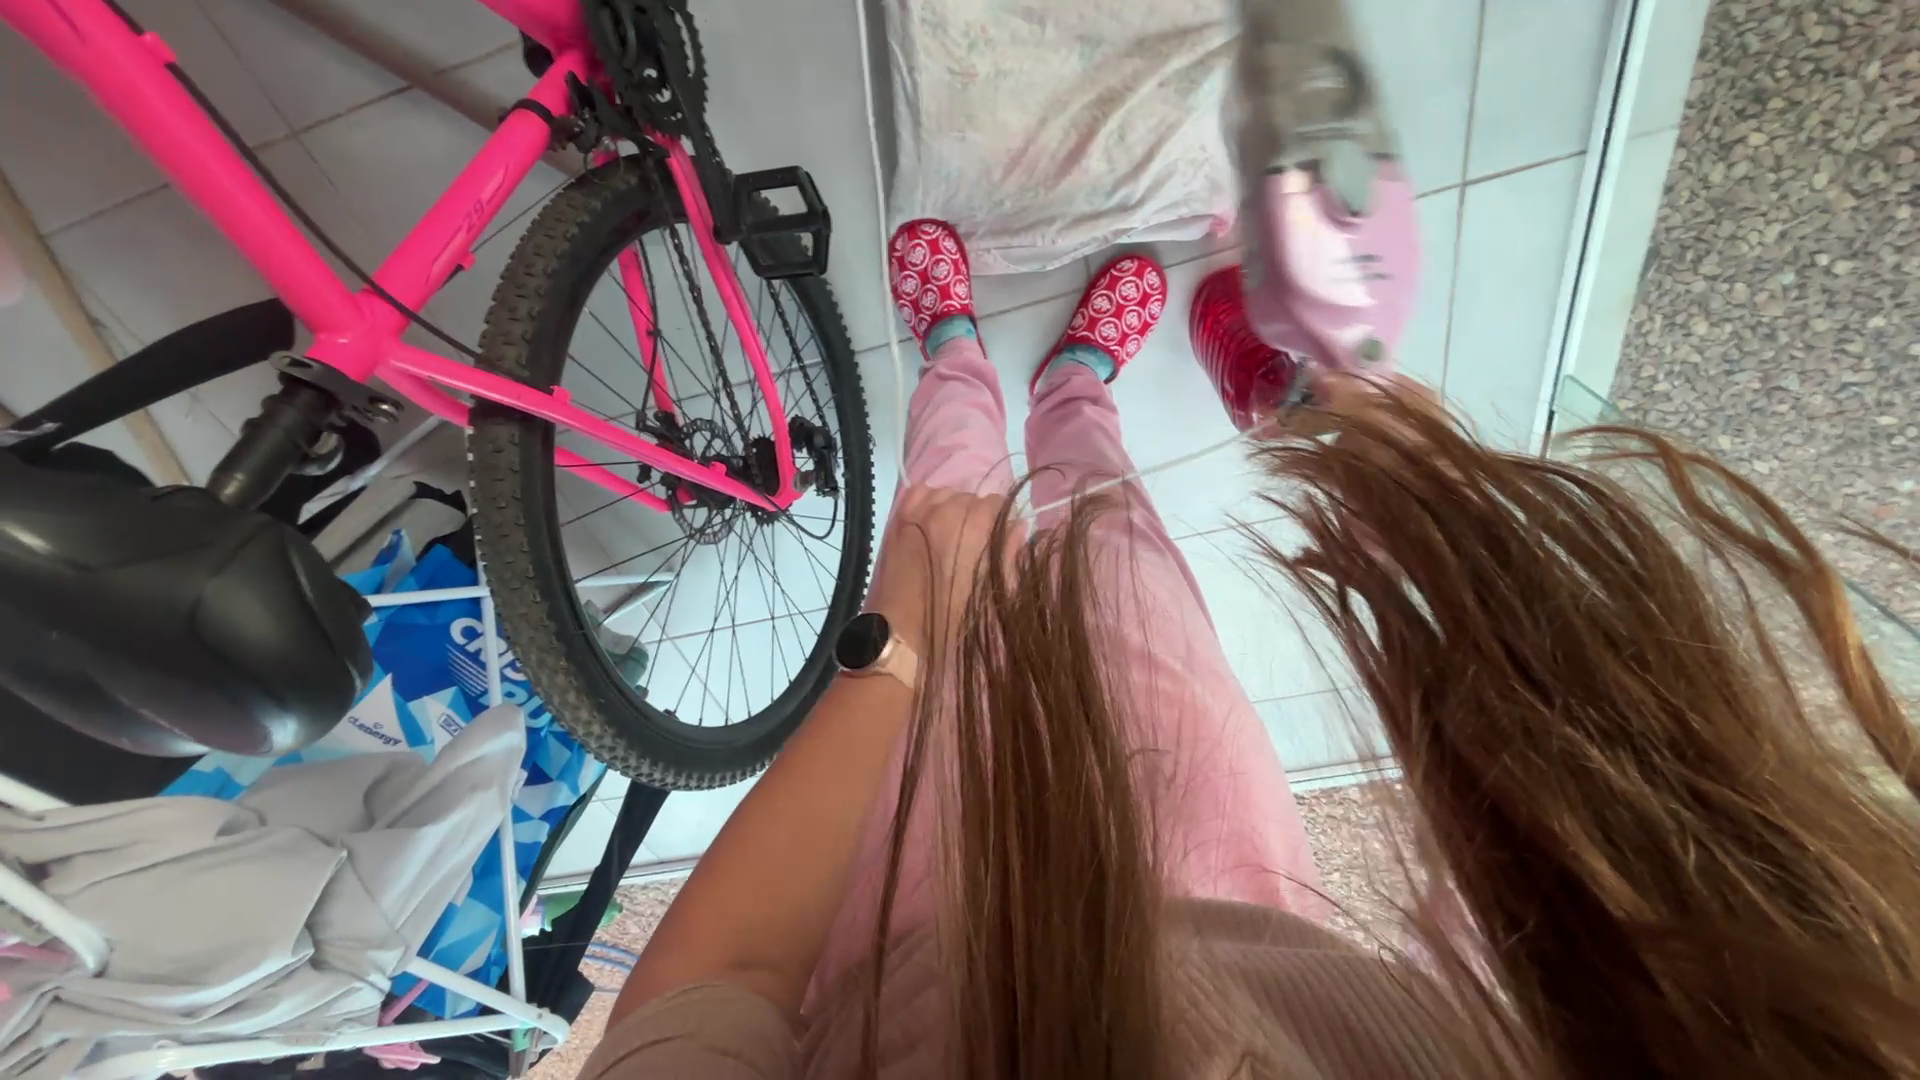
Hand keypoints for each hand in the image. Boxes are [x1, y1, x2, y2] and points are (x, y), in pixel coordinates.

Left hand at [863, 486, 1020, 654]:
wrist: (902, 632)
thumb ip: (1009, 552)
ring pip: (947, 494)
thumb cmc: (954, 618)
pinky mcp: (898, 519)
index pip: (998, 503)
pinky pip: (920, 494)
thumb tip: (1018, 525)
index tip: (1000, 538)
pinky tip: (932, 523)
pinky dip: (929, 503)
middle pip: (972, 498)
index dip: (1002, 520)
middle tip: (975, 543)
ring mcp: (919, 512)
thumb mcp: (993, 589)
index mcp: (974, 525)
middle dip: (978, 516)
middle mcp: (947, 510)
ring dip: (953, 508)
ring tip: (952, 535)